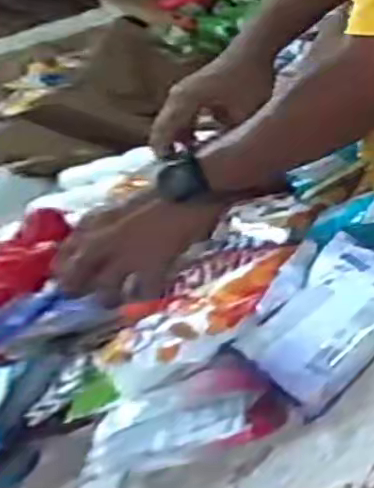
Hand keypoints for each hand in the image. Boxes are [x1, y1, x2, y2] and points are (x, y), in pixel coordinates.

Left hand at [52, 190, 227, 302]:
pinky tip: (151, 294)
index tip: (75, 275)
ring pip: (107, 292)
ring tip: (120, 300)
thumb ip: (100, 224)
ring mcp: (128, 259)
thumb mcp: (120, 205)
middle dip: (83, 290)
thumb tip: (88, 238)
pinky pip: (146, 288)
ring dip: (111, 298)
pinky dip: (147, 294)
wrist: (198, 188)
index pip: (61, 263)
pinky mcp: (157, 263)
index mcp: (88, 233)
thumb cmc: (163, 191)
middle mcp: (100, 250)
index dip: (65, 272)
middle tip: (93, 290)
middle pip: (77, 282)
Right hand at [149, 51, 275, 155]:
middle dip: (173, 145)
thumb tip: (226, 147)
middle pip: (168, 126)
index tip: (169, 168)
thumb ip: (233, 129)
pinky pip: (190, 111)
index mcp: (183, 102)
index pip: (165, 132)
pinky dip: (195, 123)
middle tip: (180, 164)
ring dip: (185, 134)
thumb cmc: (251, 78)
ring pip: (179, 119)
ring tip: (194, 153)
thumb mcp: (246, 108)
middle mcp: (177, 96)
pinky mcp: (199, 88)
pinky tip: (209, 133)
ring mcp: (186, 90)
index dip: (165, 151)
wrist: (255, 50)